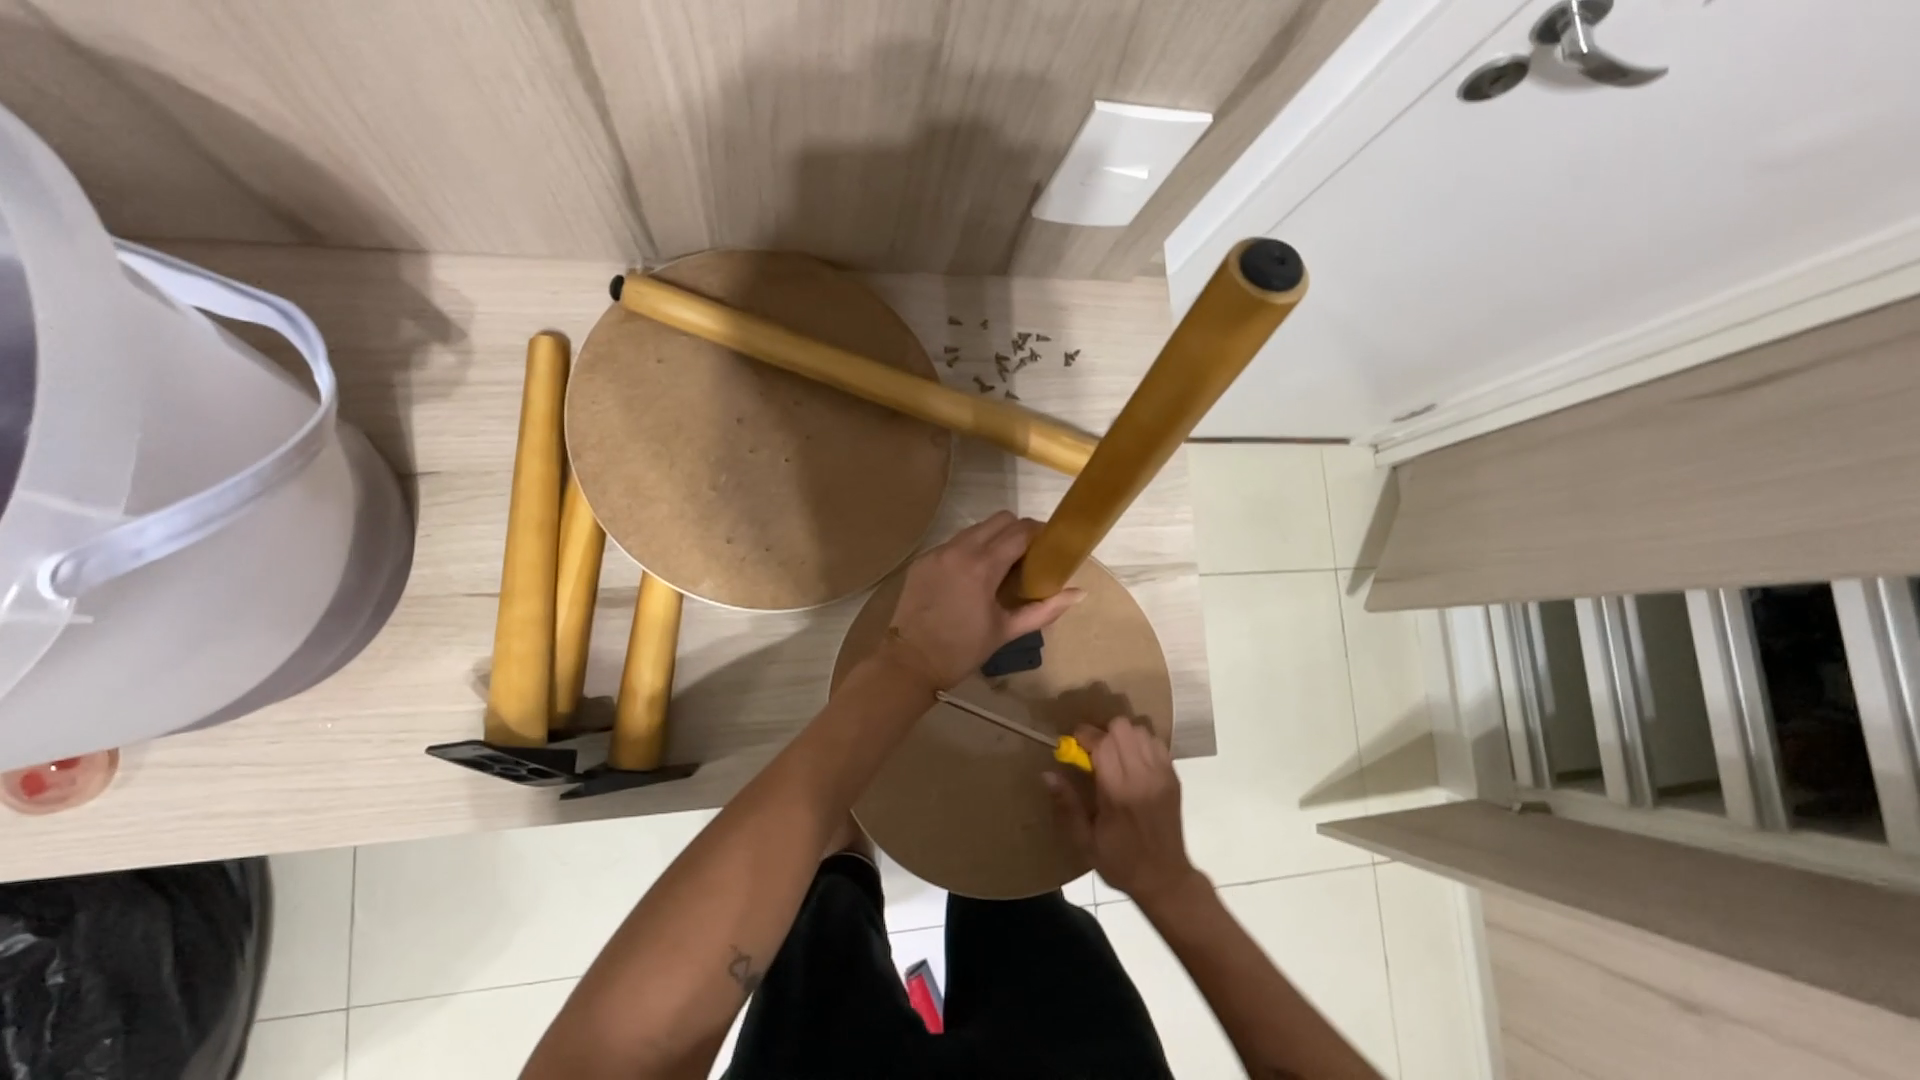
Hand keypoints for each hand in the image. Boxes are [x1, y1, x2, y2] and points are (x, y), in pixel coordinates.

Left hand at [885, 511, 1084, 689]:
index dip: (1039, 533)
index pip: (1019, 531)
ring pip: (975, 529)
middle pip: (999, 520)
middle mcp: (959, 549)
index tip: (1050, 545)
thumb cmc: (962, 650)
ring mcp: (937, 552)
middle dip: (1018, 531)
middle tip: (1028, 556)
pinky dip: (970, 551)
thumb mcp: (1007, 631)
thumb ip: (1044, 609)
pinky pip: (953, 544)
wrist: (910, 662)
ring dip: (993, 539)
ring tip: (1001, 566)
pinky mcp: (922, 560)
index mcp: (982, 566)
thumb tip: (1079, 593)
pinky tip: (972, 576)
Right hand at [1045, 718, 1202, 906]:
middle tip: (1093, 750)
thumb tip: (1048, 774)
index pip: (1103, 743)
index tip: (1074, 743)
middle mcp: (1143, 777)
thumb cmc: (1120, 862)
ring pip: (1141, 730)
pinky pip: (1157, 743)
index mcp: (1118, 792)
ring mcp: (1162, 775)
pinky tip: (1133, 762)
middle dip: (1104, 732)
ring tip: (1113, 755)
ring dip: (1124, 736)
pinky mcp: (1174, 777)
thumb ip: (1067, 804)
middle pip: (1123, 728)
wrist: (1165, 879)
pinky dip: (1142, 744)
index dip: (1086, 736)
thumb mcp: (1085, 841)